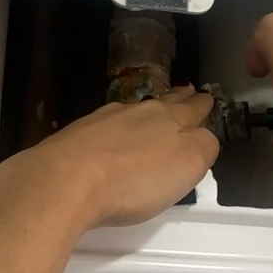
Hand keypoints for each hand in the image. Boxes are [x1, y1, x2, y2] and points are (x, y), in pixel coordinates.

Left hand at [0, 86, 219, 230]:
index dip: (201, 106)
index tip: (206, 98)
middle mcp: (135, 113)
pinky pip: (104, 126)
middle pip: (162, 104)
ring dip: (146, 111)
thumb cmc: (134, 179)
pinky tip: (111, 134)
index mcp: (168, 120)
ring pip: (133, 112)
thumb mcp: (187, 165)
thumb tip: (202, 137)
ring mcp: (101, 122)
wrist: (65, 181)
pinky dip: (115, 128)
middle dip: (178, 99)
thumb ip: (203, 148)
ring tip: (152, 110)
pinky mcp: (75, 137)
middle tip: (185, 92)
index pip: (191, 110)